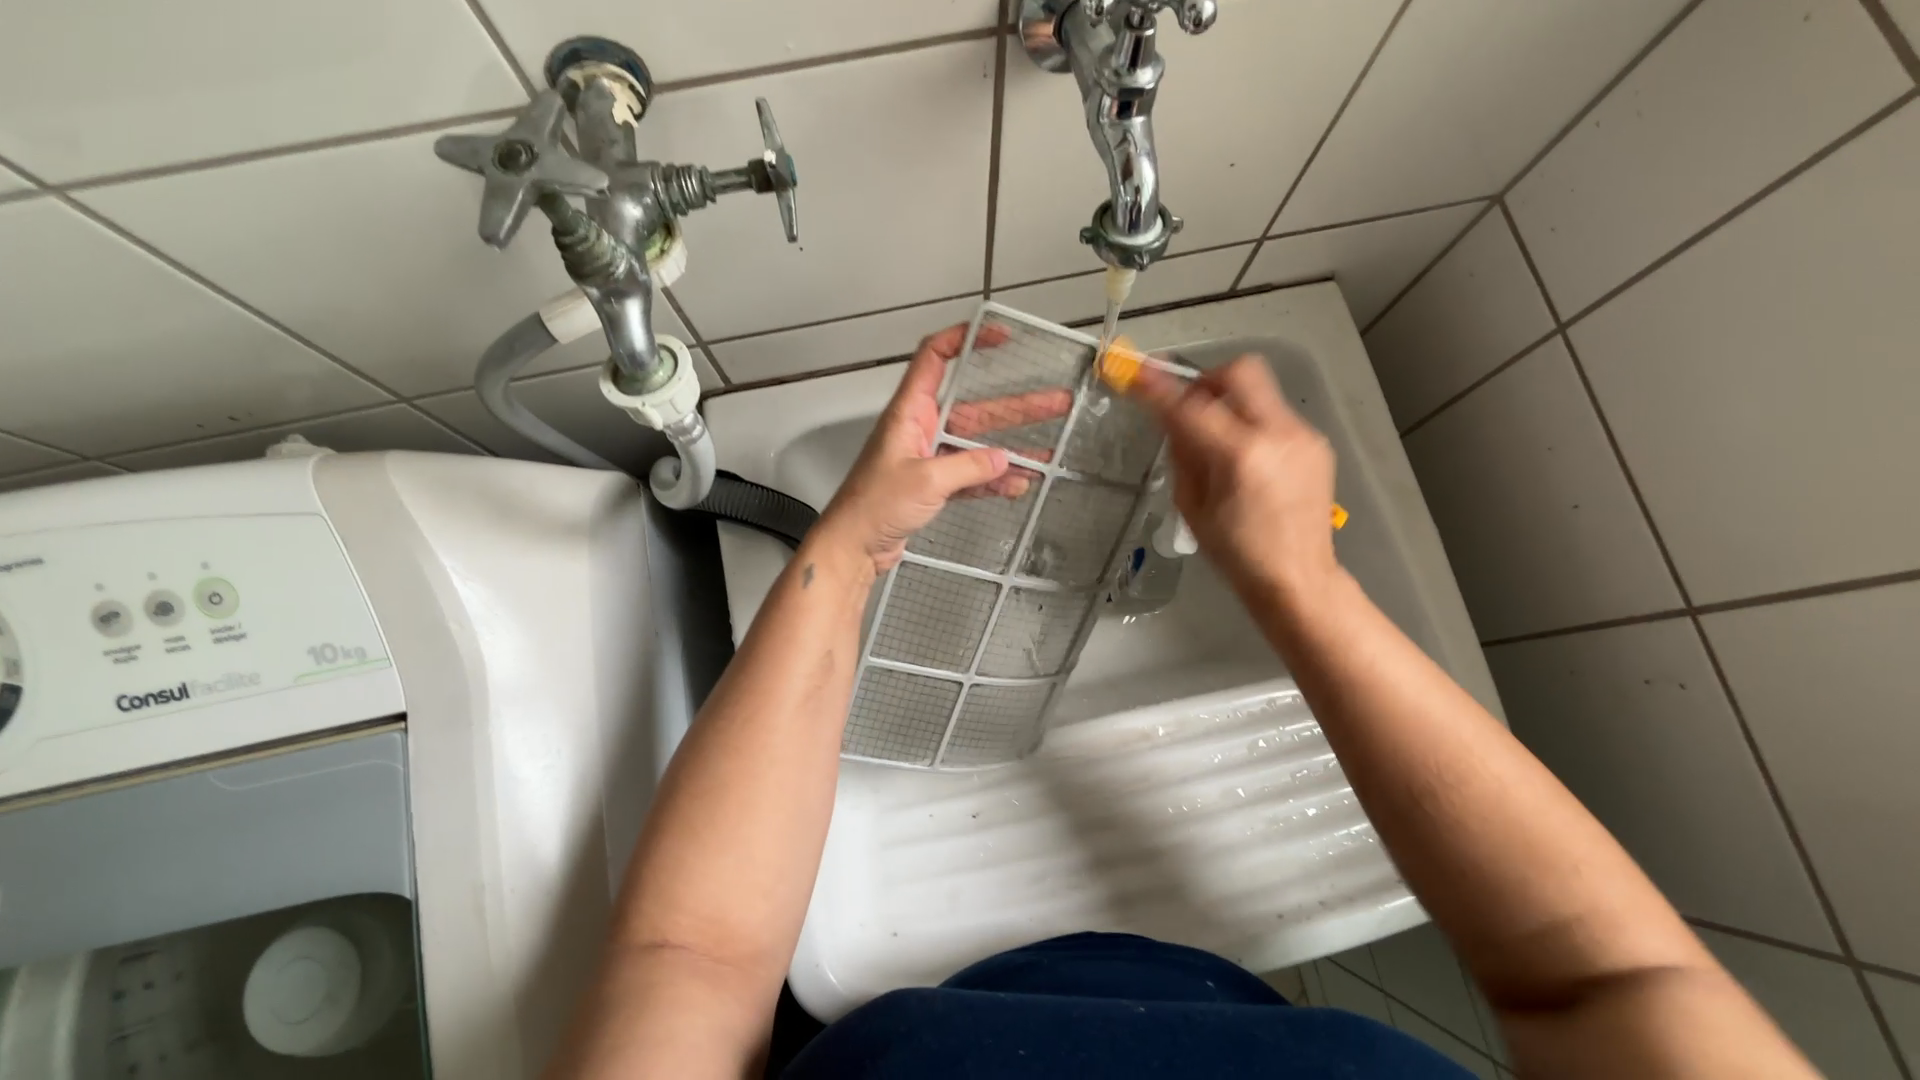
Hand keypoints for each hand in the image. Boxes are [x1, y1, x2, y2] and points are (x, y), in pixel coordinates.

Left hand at [817, 323, 1070, 575]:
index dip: (965, 339)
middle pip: (974, 407)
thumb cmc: (872, 506)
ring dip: (1012, 446)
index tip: (999, 335)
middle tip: (1054, 402)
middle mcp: (920, 428)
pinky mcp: (933, 486)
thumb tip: (1002, 459)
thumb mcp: (926, 480)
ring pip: (978, 444)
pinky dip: (994, 479)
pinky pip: (971, 475)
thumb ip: (969, 467)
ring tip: (1050, 447)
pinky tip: (1019, 483)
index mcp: (910, 412)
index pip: (935, 357)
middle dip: (1015, 405)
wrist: (854, 545)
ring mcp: (928, 457)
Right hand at [1130, 355, 1338, 602]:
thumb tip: (1172, 419)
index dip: (1159, 388)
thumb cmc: (1237, 554)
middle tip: (1189, 405)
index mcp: (1241, 456)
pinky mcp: (1315, 444)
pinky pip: (1275, 416)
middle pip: (1240, 372)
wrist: (1299, 579)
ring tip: (1217, 441)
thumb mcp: (1192, 507)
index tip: (1139, 374)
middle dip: (1207, 381)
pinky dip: (1252, 424)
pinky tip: (1245, 460)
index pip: (1191, 406)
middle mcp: (1278, 435)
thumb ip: (1182, 454)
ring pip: (1260, 391)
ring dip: (1230, 404)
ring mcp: (1303, 436)